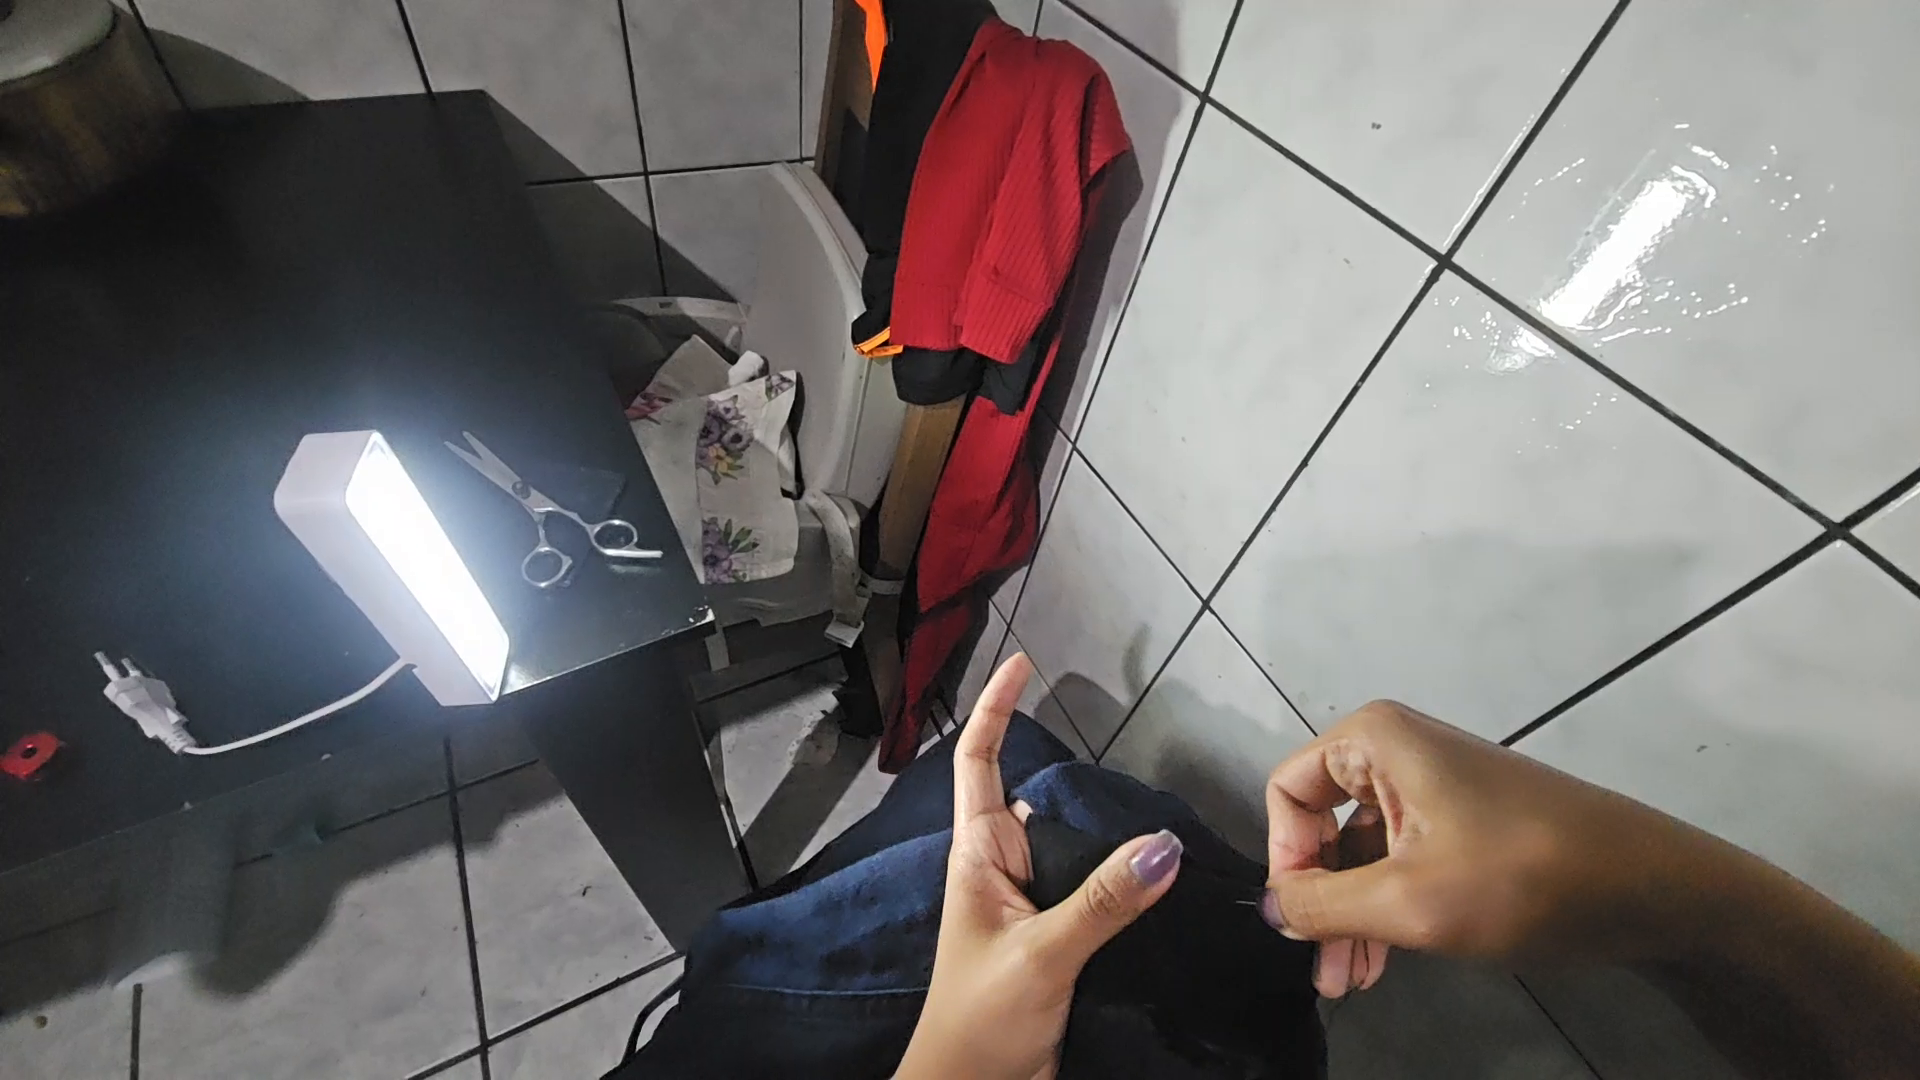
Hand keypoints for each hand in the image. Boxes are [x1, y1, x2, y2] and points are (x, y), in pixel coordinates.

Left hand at [895, 655, 1181, 1079]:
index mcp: (978, 848)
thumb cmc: (983, 1018)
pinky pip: (1086, 877)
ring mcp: (1026, 892)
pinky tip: (1151, 863)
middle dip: (1070, 769)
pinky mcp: (1052, 925)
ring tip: (1154, 809)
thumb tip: (1165, 843)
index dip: (995, 706)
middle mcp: (1000, 858)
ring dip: (1100, 822)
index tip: (1022, 663)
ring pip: (1066, 835)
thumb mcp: (1043, 954)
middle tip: (1128, 761)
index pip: (977, 756)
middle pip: (1033, 790)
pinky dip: (1114, 865)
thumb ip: (1104, 901)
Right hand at [1261, 699, 1744, 994]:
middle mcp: (1390, 748)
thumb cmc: (1528, 878)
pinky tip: (1385, 959)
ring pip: (1359, 847)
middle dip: (1322, 898)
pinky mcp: (1458, 814)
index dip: (1285, 858)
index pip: (1288, 793)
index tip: (1302, 923)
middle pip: (1322, 822)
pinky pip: (1397, 854)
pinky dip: (1386, 903)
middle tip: (1326, 972)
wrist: (1673, 893)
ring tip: (1352, 980)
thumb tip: (1271, 908)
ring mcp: (1426, 781)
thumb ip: (1325, 905)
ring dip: (1353, 911)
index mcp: (1369, 741)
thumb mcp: (1412, 902)